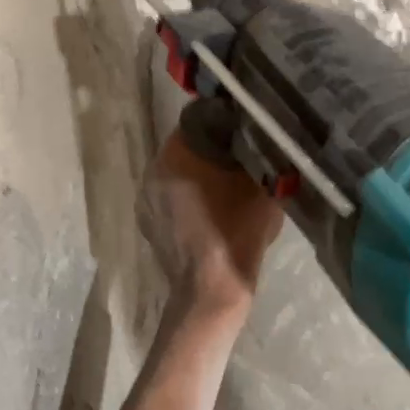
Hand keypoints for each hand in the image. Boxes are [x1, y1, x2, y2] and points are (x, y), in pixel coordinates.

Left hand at [144, 131, 286, 317]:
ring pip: (177, 173)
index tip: (243, 131)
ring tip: (226, 186)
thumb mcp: (262, 184)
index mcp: (176, 153)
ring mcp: (146, 200)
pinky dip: (188, 198)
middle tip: (239, 158)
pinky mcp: (148, 224)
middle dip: (211, 150)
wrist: (213, 290)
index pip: (199, 120)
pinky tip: (211, 211)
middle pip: (186, 147)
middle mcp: (153, 170)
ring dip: (198, 174)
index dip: (223, 123)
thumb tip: (263, 136)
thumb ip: (259, 154)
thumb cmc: (238, 230)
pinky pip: (170, 198)